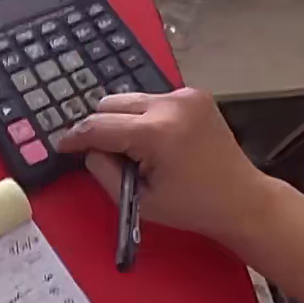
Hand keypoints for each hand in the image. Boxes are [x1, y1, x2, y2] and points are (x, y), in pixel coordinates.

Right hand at [55, 88, 280, 250]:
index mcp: (157, 133)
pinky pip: (152, 100)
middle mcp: (171, 105)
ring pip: (129, 99)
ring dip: (121, 121)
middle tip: (103, 154)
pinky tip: (154, 142)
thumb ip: (104, 172)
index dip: (75, 137)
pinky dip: (143, 117)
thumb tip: (89, 150)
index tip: (63, 146)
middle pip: (110, 104)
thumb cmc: (192, 207)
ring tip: (133, 150)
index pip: (99, 126)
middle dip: (100, 128)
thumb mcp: (139, 201)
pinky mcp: (194, 95)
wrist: (241, 199)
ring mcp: (185, 96)